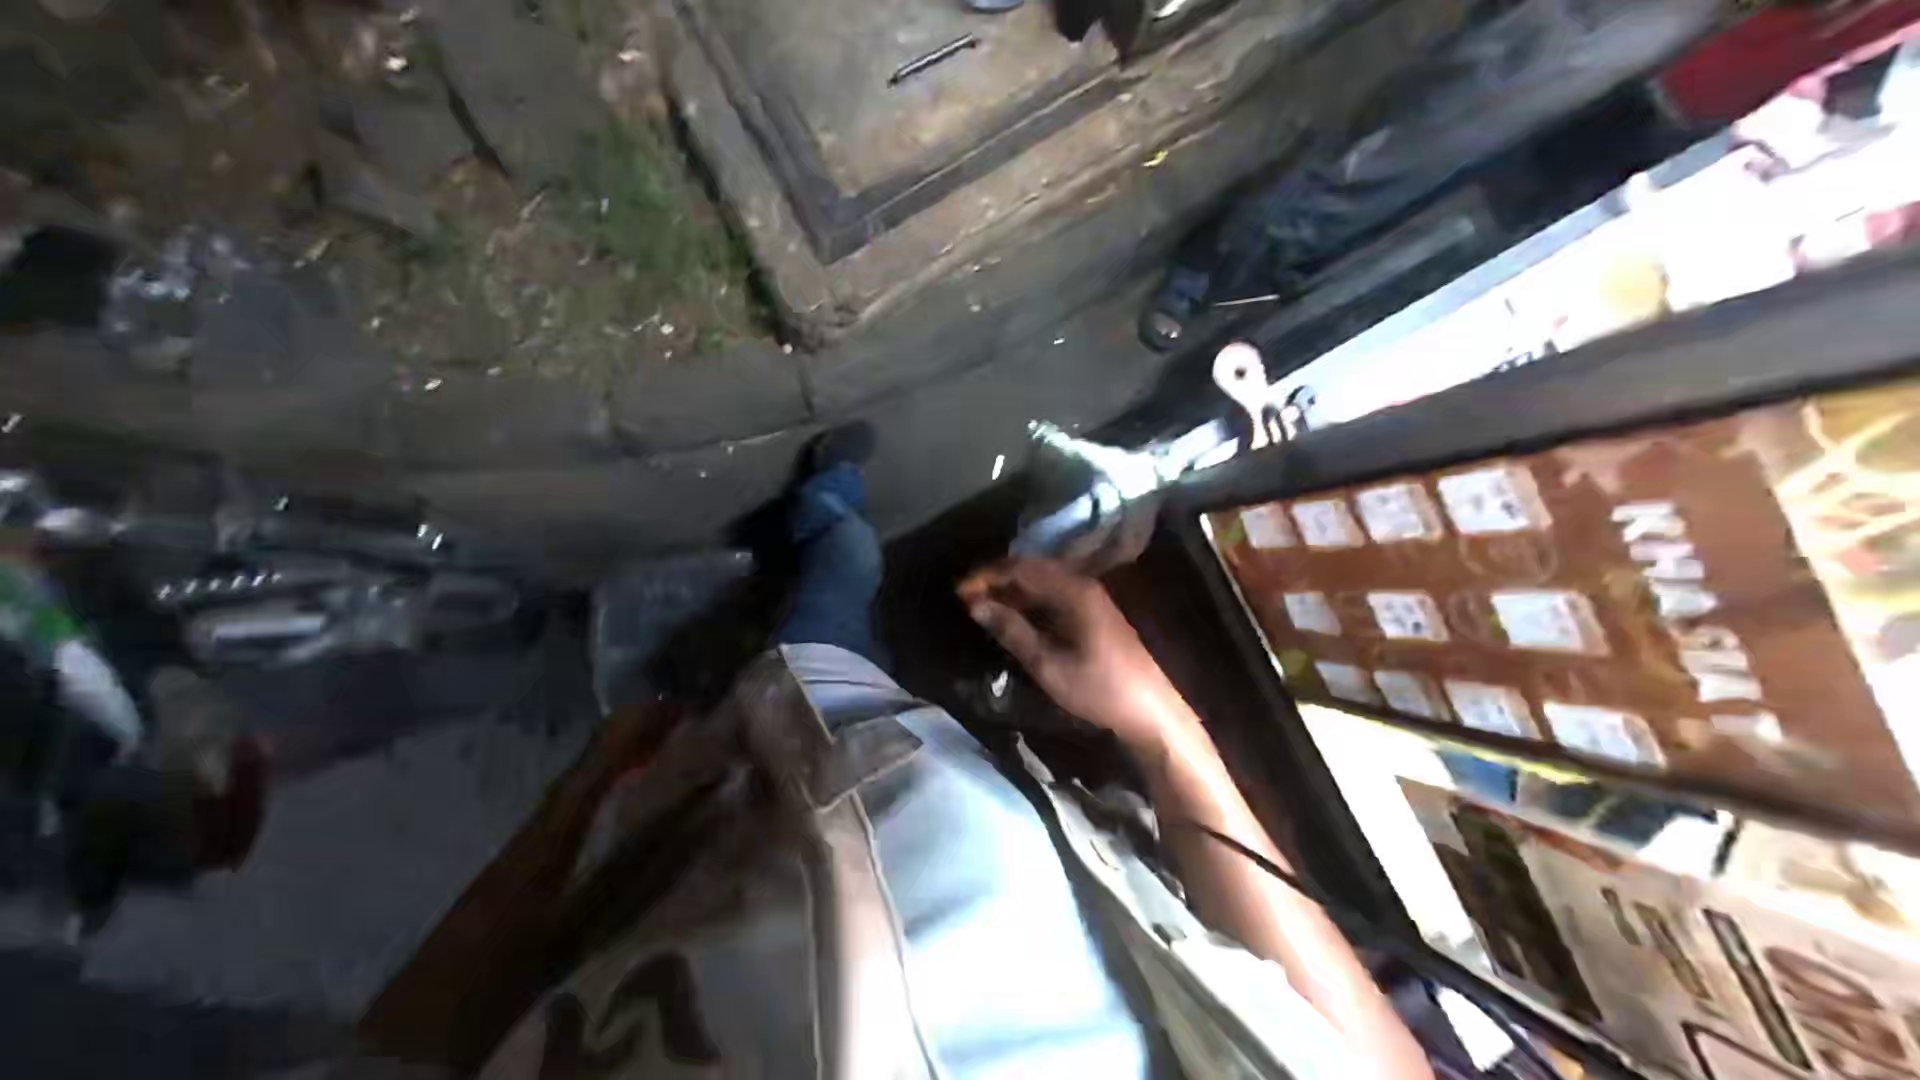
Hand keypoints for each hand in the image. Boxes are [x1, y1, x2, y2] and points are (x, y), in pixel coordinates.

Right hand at [958, 558, 1186, 751]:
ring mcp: (1092, 596)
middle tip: (968, 598)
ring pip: (1043, 581)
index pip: (1020, 568)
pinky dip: (1030, 600)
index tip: (960, 591)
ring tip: (985, 607)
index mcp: (1072, 591)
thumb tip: (976, 605)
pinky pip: (1055, 593)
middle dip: (997, 579)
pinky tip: (1016, 616)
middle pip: (1032, 569)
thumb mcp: (1047, 664)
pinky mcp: (1094, 610)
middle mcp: (1083, 584)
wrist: (1149, 710)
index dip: (987, 576)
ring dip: (1013, 590)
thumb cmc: (1097, 688)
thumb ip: (1011, 630)